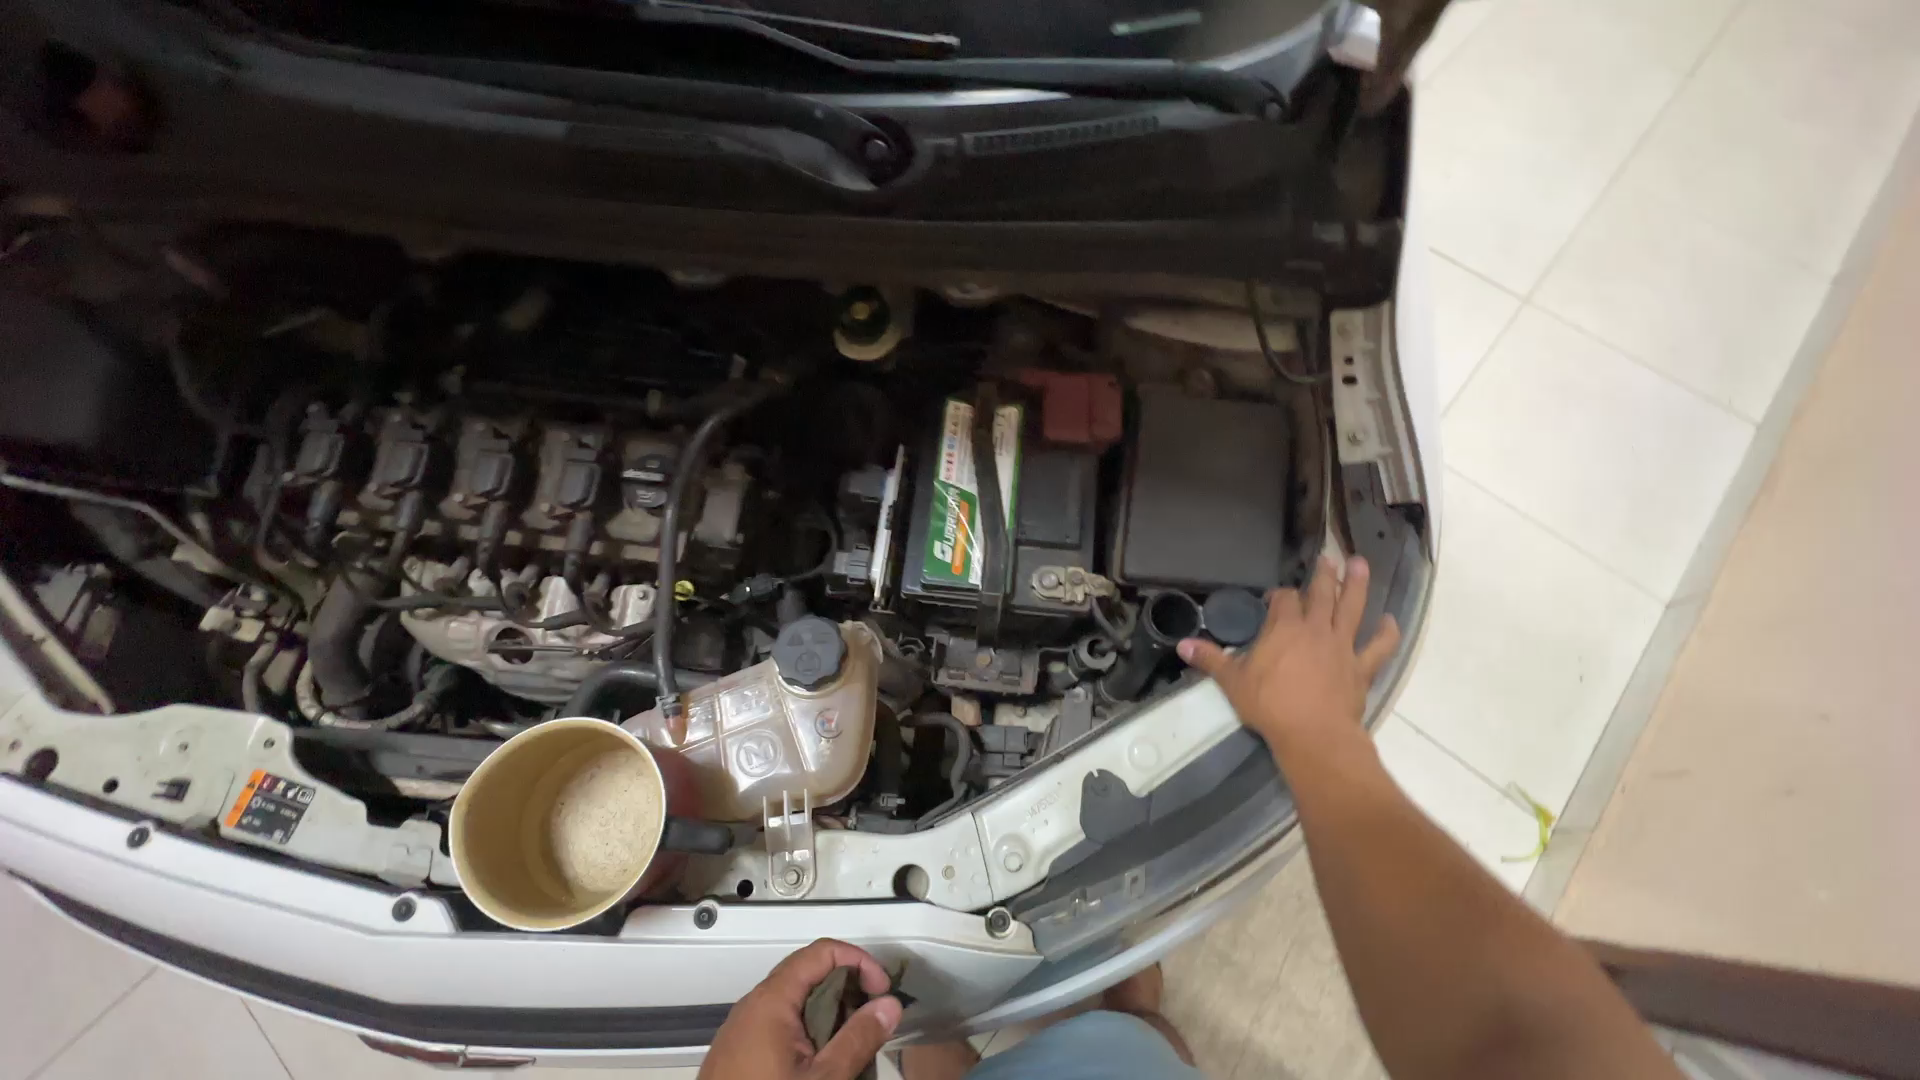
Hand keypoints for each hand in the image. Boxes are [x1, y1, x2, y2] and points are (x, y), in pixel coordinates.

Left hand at [698, 939, 902, 1079]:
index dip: (859, 962)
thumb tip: (890, 1004)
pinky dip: (807, 1031)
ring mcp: (742, 1029)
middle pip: (809, 973)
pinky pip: (779, 1025)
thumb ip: (857, 1039)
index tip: (883, 994)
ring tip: (851, 1046)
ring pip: (795, 1001)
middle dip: (847, 989)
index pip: (822, 952)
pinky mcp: (736, 1054)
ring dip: (829, 1012)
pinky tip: (820, 1065)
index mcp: (772, 1000)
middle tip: (872, 1021)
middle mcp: (753, 1005)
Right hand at [1177, 555, 1400, 763]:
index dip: (1278, 595)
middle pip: (1321, 594)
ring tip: (1360, 564)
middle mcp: (1315, 629)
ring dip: (1357, 585)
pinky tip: (1390, 621)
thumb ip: (1209, 659)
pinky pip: (1378, 646)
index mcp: (1283, 628)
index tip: (1272, 599)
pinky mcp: (1361, 668)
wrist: (1314, 735)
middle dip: (1323, 575)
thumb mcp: (1232, 682)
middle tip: (1328, 558)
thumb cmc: (1269, 705)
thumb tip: (1182, 644)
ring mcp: (1342, 646)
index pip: (1283, 599)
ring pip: (1352, 609)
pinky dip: (1386, 633)